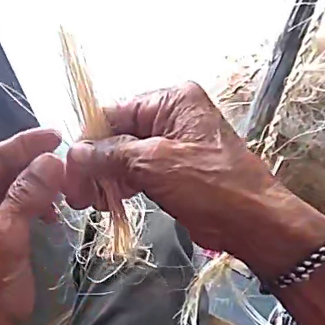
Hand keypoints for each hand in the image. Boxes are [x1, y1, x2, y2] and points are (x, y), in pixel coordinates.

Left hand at [0, 128, 63, 324]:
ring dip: (38, 185)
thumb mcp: (7, 235)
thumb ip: (27, 194)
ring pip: (13, 188)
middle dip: (34, 164)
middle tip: (68, 160)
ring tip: (64, 188)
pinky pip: (17, 208)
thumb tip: (51, 159)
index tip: (57, 136)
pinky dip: (36, 205)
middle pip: (3, 170)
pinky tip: (52, 214)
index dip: (25, 144)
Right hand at [61, 83, 324, 278]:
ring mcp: (171, 143)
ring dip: (104, 178)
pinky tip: (110, 203)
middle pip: (114, 135)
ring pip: (121, 155)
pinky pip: (134, 171)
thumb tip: (74, 152)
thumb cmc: (212, 187)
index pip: (112, 113)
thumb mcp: (155, 164)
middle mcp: (170, 115)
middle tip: (78, 196)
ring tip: (92, 204)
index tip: (70, 173)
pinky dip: (119, 186)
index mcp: (171, 100)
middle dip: (94, 165)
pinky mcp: (171, 168)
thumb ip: (110, 154)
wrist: (254, 223)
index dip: (87, 143)